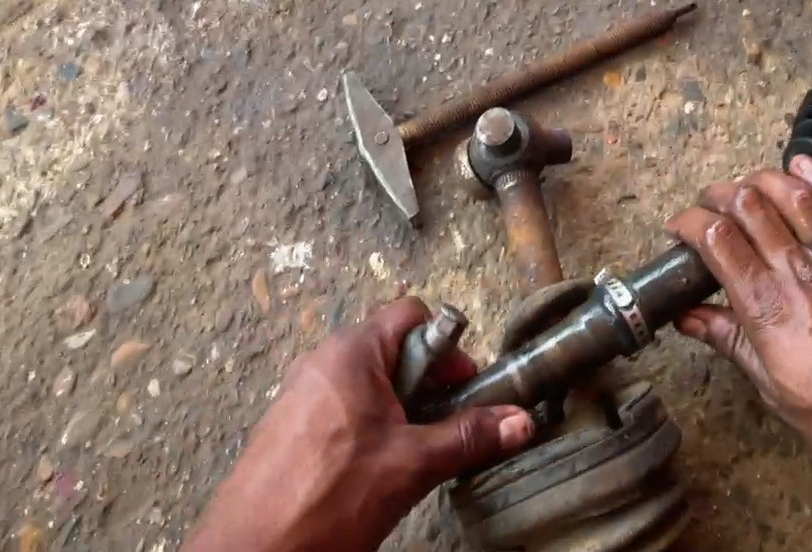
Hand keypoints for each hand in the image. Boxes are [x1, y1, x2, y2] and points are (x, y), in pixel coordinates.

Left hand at [187, 298, 534, 551]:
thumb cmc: (329, 499)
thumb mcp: (410, 465)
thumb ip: (468, 437)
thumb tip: (521, 421)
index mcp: (353, 351)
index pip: (413, 313)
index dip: (447, 346)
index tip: (463, 389)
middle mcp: (325, 358)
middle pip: (394, 347)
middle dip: (428, 383)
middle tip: (444, 428)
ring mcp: (303, 390)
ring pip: (370, 380)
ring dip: (402, 407)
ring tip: (411, 453)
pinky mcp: (290, 423)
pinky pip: (344, 404)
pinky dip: (371, 423)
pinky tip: (374, 469)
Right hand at [664, 156, 811, 485]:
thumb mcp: (777, 393)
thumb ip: (731, 343)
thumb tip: (688, 317)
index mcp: (767, 306)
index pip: (716, 239)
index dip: (688, 223)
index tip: (677, 230)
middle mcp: (798, 270)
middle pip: (748, 205)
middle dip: (717, 194)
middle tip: (706, 206)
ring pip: (793, 195)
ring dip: (761, 179)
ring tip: (745, 184)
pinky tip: (802, 164)